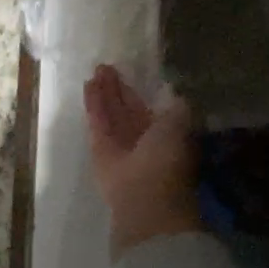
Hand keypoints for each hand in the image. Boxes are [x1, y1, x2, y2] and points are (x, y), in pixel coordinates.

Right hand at [83, 64, 201, 256]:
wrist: (144, 199)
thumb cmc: (167, 161)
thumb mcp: (180, 127)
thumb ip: (176, 109)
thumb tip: (173, 93)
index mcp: (165, 136)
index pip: (147, 109)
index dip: (137, 92)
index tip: (128, 73)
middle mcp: (141, 140)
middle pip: (125, 110)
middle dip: (117, 90)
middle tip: (105, 67)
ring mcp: (119, 146)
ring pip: (110, 114)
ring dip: (103, 93)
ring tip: (95, 70)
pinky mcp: (100, 151)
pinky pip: (97, 122)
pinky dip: (93, 104)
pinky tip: (88, 86)